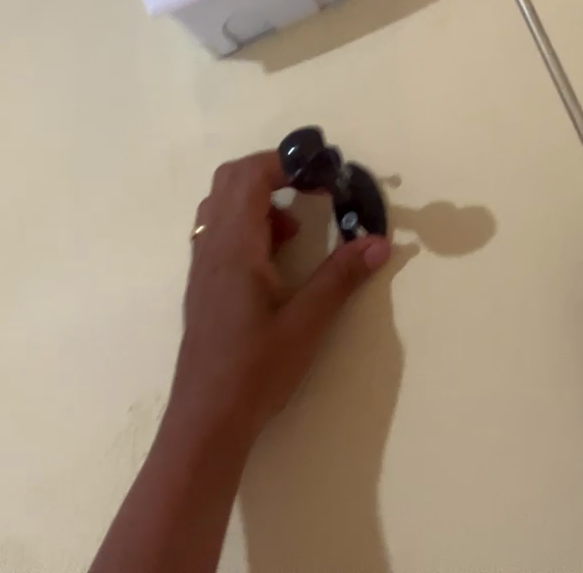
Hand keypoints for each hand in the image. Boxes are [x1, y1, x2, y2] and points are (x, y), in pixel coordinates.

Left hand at [168, 150, 390, 449]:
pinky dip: (248, 222)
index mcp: (234, 246)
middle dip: (272, 172)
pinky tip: (276, 257)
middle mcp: (211, 245)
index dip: (287, 163)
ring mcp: (202, 263)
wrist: (206, 420)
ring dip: (258, 197)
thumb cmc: (255, 370)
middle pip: (230, 178)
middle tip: (310, 188)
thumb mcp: (307, 323)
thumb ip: (341, 276)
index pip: (250, 176)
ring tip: (296, 227)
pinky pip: (219, 228)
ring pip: (221, 203)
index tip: (323, 175)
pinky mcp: (203, 281)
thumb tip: (380, 241)